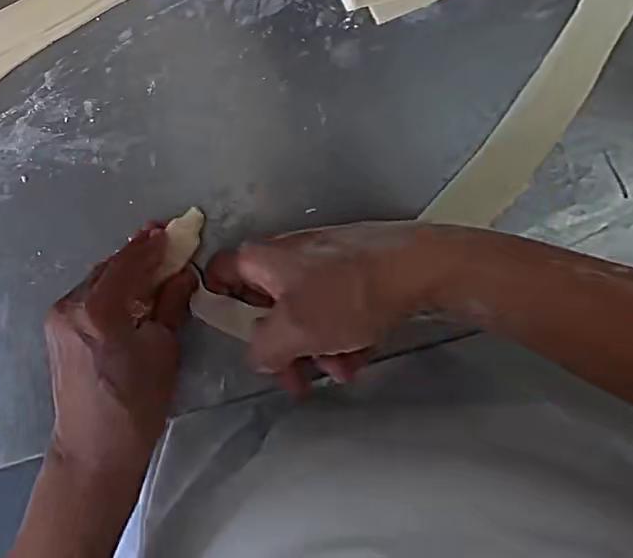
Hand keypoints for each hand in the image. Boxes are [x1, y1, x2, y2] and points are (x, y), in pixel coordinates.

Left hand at [43, 225, 197, 479]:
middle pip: (110, 268)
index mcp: (98, 310)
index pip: (128, 264)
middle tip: (162, 239)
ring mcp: (58, 315)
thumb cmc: (135, 407)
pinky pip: (87, 296)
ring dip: (123, 270)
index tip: (169, 231)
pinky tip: (128, 289)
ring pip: (97, 280)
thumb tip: (182, 274)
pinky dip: (109, 288)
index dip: (150, 246)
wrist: (92, 453)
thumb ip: (170, 305)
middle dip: (136, 255)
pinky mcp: (56, 328)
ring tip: (149, 261)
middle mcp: (71, 304)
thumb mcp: (163, 351)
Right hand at [205, 221, 440, 393]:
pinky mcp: (347, 275)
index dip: (219, 306)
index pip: (218, 275)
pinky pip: (331, 312)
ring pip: (301, 315)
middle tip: (298, 376)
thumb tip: (257, 357)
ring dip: (316, 348)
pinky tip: (360, 353)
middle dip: (281, 345)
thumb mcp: (294, 330)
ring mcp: (317, 264)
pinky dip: (340, 335)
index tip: (238, 339)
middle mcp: (283, 256)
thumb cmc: (345, 294)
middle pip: (263, 306)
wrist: (414, 268)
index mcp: (260, 259)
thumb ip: (262, 349)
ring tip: (342, 367)